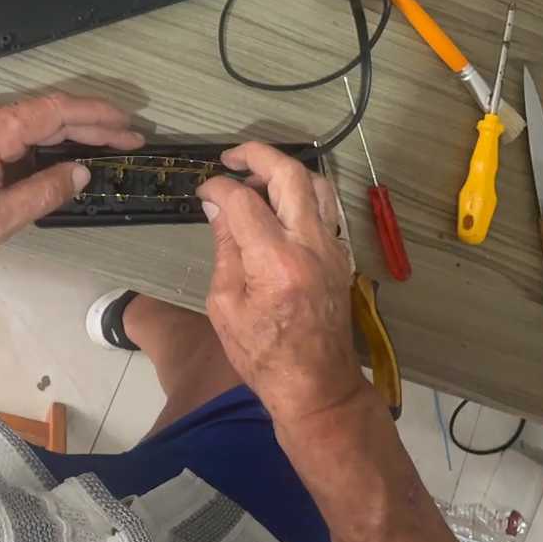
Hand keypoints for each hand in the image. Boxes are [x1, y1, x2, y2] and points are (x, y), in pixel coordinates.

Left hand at [0, 94, 142, 277]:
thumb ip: (42, 193)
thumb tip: (82, 172)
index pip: (57, 113)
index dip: (98, 117)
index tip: (129, 126)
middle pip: (50, 112)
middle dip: (94, 122)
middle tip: (130, 136)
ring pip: (35, 119)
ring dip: (73, 129)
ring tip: (107, 142)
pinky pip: (19, 130)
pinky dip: (50, 137)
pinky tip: (65, 151)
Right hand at [197, 142, 364, 424]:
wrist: (317, 385)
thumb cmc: (262, 354)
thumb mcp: (224, 303)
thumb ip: (225, 246)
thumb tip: (217, 204)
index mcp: (275, 262)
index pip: (243, 200)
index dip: (218, 186)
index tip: (203, 190)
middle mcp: (310, 245)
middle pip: (290, 175)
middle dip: (257, 155)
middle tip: (232, 157)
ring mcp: (331, 248)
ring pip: (316, 183)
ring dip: (284, 169)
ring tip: (256, 176)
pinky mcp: (339, 254)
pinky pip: (324, 206)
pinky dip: (300, 191)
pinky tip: (277, 203)